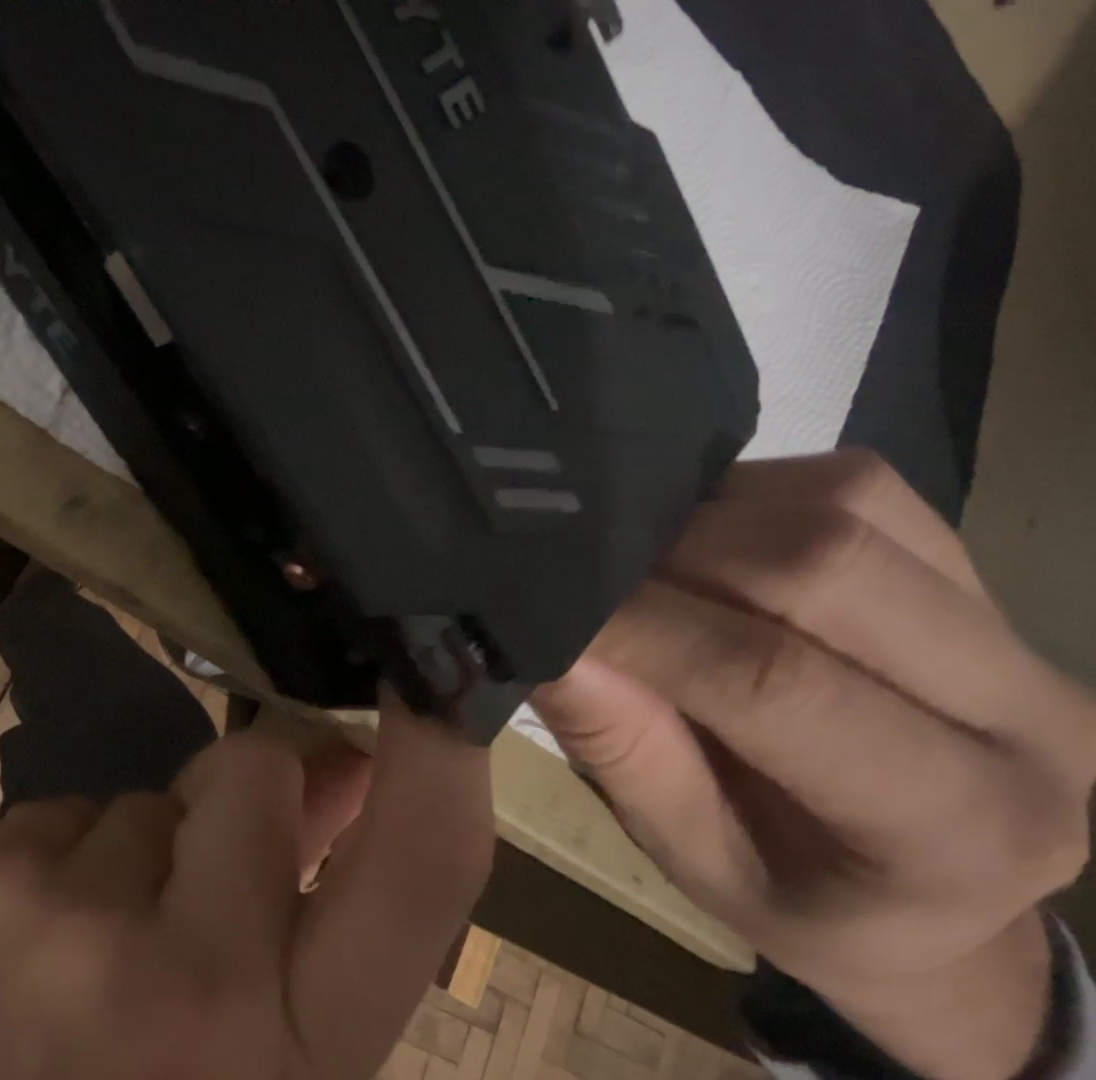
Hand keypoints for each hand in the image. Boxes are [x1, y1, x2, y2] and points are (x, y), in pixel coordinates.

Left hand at [0, 702, 492, 1079]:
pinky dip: (57, 859)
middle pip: (250, 771)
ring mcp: (57, 916)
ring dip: (138, 847)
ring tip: (96, 945)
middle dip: (244, 794)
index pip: (417, 872)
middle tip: (209, 872)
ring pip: (140, 795)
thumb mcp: (254, 1054)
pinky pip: (54, 811)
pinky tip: (24, 940)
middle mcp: (179, 972)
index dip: (442, 761)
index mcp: (285, 1050)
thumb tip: (340, 773)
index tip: (429, 686)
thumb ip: (309, 926)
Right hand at [534, 451, 1094, 1079]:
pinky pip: (851, 485)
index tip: (543, 612)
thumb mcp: (696, 862)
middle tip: (580, 578)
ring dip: (706, 519)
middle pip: (825, 570)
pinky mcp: (972, 561)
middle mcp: (1029, 709)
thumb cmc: (803, 898)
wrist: (932, 894)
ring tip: (632, 563)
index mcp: (965, 822)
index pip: (779, 683)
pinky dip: (746, 497)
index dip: (645, 632)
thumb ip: (629, 757)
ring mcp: (1011, 620)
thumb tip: (554, 649)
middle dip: (672, 559)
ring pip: (843, 507)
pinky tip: (697, 540)